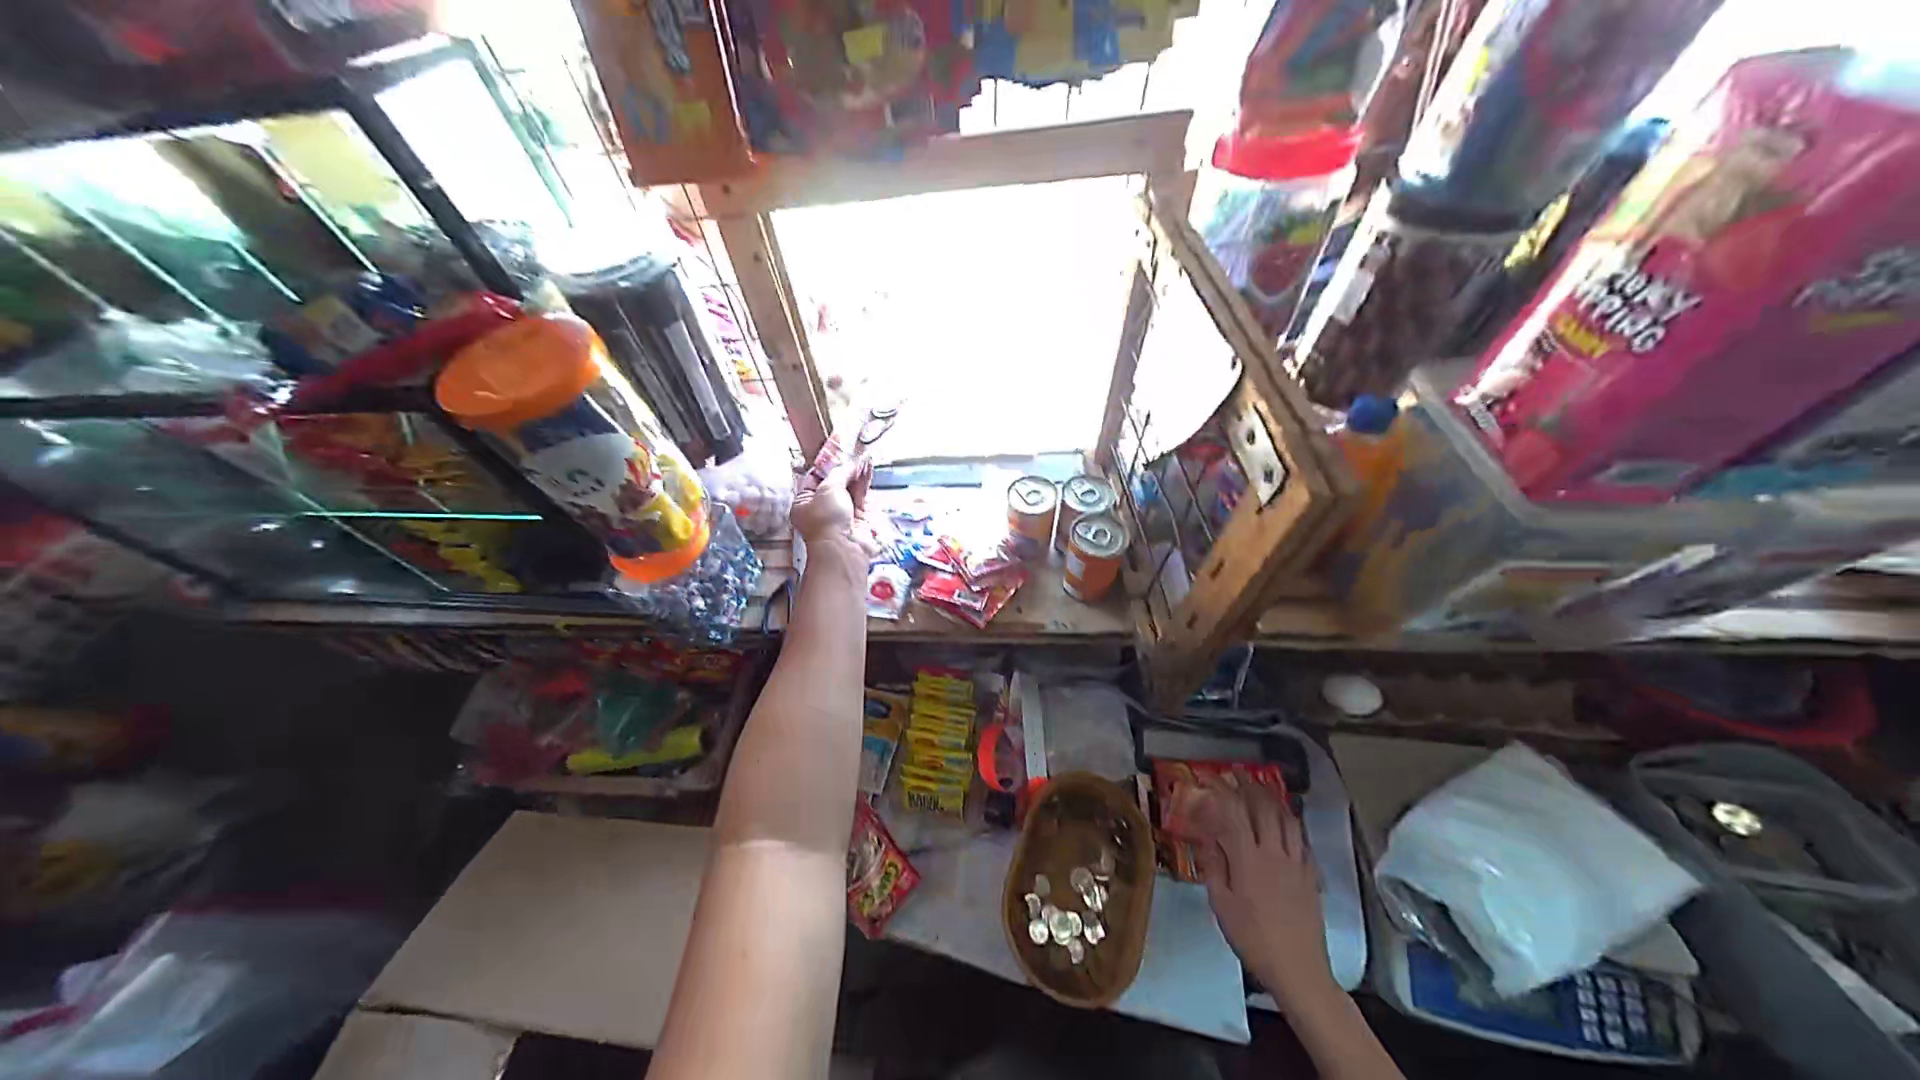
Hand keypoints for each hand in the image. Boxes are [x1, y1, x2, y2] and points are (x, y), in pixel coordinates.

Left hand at [791, 457, 873, 547]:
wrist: (844, 550)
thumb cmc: (826, 521)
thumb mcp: (828, 489)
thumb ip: (840, 472)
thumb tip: (851, 462)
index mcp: (805, 502)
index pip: (814, 478)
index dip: (826, 464)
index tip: (837, 450)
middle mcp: (822, 507)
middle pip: (834, 481)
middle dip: (844, 467)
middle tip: (854, 450)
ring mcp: (841, 512)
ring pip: (850, 487)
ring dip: (857, 472)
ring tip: (864, 455)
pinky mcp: (859, 517)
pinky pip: (861, 495)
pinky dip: (865, 481)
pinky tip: (868, 467)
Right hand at [1175, 776, 1335, 1009]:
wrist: (1298, 969)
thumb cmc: (1251, 937)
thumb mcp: (1220, 903)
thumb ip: (1213, 865)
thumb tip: (1206, 835)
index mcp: (1248, 858)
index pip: (1234, 811)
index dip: (1221, 789)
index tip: (1209, 776)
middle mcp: (1274, 852)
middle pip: (1263, 807)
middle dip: (1249, 785)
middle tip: (1236, 772)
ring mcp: (1296, 862)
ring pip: (1286, 818)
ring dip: (1272, 797)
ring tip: (1261, 787)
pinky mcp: (1310, 874)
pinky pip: (1301, 837)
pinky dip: (1290, 820)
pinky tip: (1284, 820)